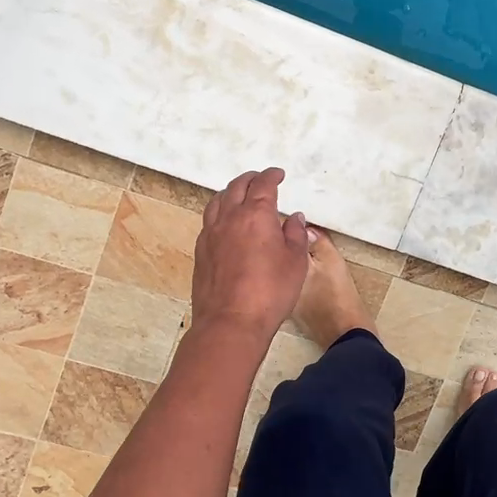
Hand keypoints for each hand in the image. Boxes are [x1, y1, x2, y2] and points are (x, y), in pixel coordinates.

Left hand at [189, 169, 310, 339]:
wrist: (230, 322)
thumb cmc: (270, 291)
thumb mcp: (295, 262)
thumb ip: (295, 234)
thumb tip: (293, 217)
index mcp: (256, 214)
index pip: (263, 185)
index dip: (272, 176)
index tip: (279, 174)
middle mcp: (230, 218)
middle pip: (236, 187)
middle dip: (250, 179)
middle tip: (261, 179)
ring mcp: (211, 234)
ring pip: (217, 201)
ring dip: (230, 192)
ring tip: (240, 195)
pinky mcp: (201, 252)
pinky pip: (209, 221)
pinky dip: (220, 212)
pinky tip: (226, 223)